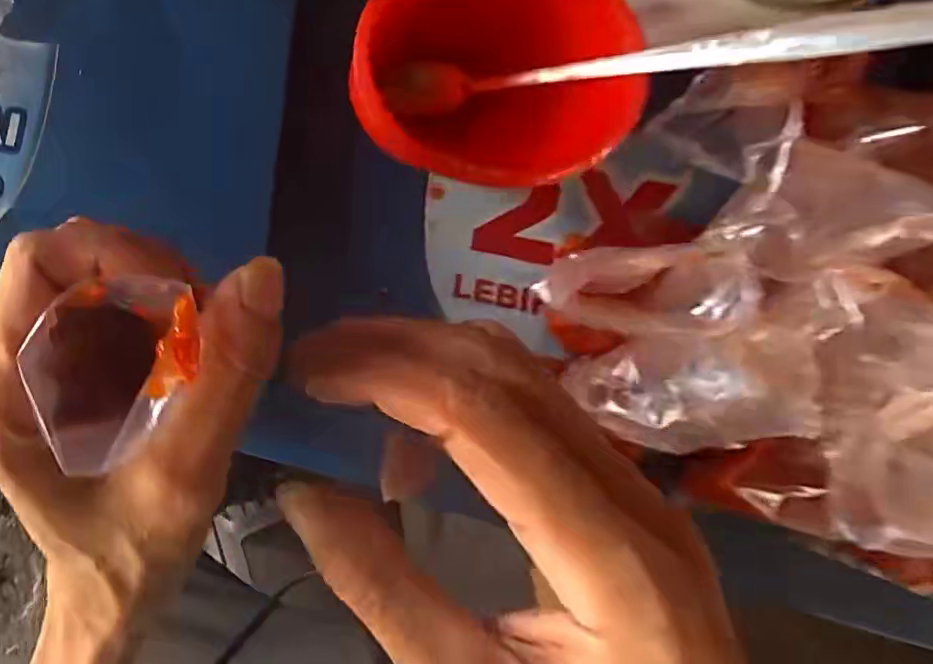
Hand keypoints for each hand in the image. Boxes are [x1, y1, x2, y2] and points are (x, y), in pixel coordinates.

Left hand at [0, 219, 283, 663]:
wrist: (114, 604)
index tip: (175, 285)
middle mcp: (12, 359)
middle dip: (141, 271)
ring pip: (94, 274)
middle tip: (203, 311)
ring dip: (156, 288)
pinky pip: (114, 301)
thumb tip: (261, 273)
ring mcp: (43, 357)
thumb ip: (223, 377)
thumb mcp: (183, 479)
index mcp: (3, 388)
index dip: (105, 251)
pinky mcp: (74, 360)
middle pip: (67, 261)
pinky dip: (160, 307)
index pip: (33, 262)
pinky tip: (190, 346)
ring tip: (203, 332)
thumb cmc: (128, 559)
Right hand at [279, 319, 742, 663]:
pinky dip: (446, 381)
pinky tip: (401, 423)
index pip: (481, 414)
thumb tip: (298, 486)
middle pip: (498, 369)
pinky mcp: (613, 485)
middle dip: (391, 344)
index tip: (309, 375)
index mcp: (614, 564)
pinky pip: (522, 395)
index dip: (384, 375)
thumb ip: (380, 587)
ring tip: (343, 369)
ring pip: (512, 368)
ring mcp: (630, 486)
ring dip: (417, 351)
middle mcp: (634, 500)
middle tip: (312, 353)